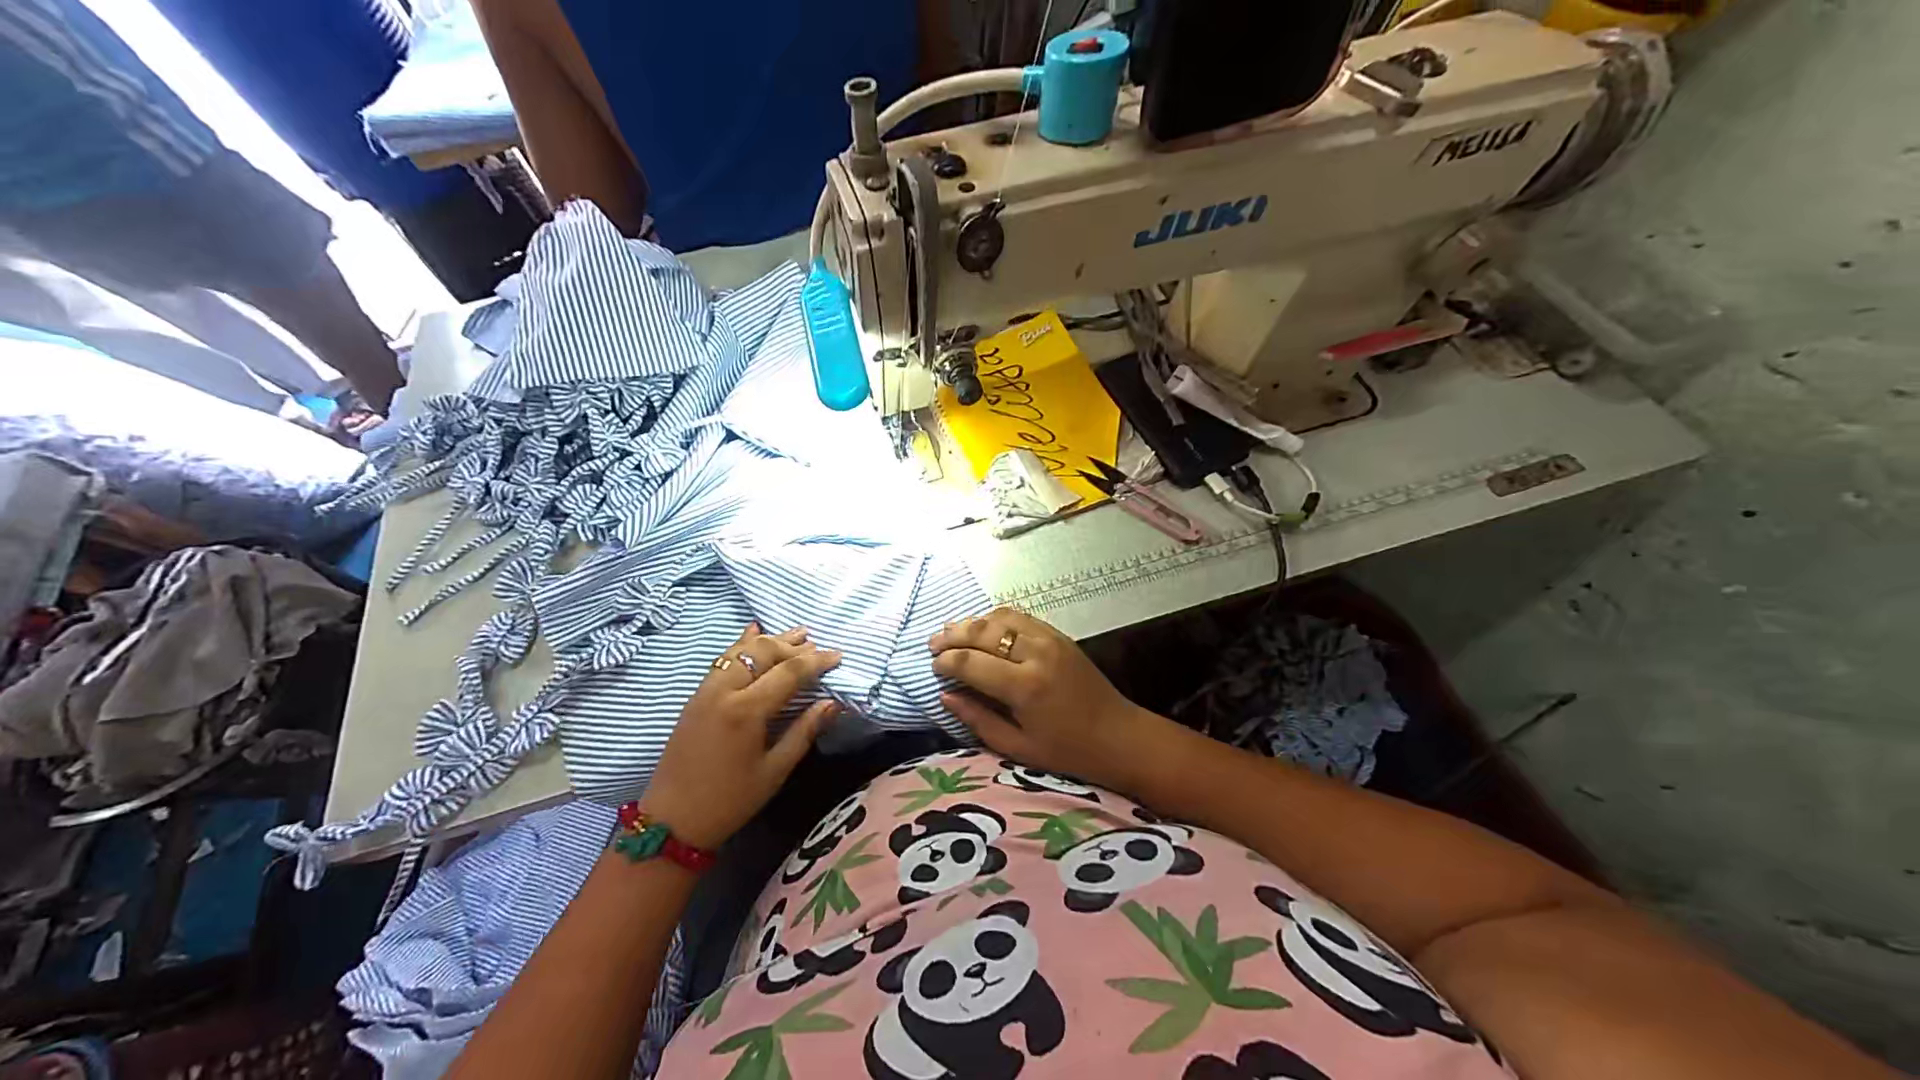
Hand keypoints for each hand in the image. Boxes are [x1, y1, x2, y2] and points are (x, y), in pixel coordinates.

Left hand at [639, 623, 841, 849]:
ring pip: (741, 650)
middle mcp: (724, 691)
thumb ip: (804, 732)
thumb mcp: (774, 771)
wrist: (672, 821)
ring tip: (796, 634)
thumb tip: (834, 703)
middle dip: (794, 646)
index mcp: (746, 710)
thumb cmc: (730, 801)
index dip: (816, 661)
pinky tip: (752, 632)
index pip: (788, 672)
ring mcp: (705, 691)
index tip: (839, 655)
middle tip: (819, 646)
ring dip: (770, 640)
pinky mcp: (695, 697)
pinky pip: (722, 660)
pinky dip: (741, 644)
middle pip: (764, 652)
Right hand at [929, 607, 1168, 793]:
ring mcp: (1049, 639)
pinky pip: (1020, 617)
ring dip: (973, 623)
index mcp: (1024, 686)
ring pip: (1000, 617)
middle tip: (933, 645)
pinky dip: (996, 619)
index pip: (971, 662)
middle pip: (982, 632)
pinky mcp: (1059, 635)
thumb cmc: (1067, 751)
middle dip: (953, 636)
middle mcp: (1035, 654)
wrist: (1119, 736)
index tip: (933, 668)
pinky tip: (983, 629)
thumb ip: (978, 720)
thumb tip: (946, 696)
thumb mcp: (1018, 748)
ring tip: (953, 633)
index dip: (946, 662)